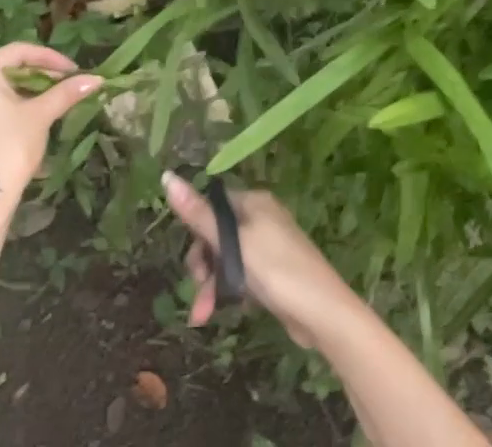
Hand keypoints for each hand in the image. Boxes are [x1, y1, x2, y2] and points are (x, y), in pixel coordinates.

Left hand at [0, 43, 101, 207]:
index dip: (49, 57)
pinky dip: (18, 101)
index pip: (19, 51)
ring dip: (32, 87)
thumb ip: (66, 93)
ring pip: (4, 84)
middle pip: (11, 66)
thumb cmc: (11, 146)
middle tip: (68, 83)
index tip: (73, 70)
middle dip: (42, 72)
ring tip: (58, 96)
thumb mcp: (41, 115)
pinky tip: (39, 111)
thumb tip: (97, 79)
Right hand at [163, 173, 354, 347]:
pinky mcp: (273, 274)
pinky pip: (241, 276)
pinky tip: (215, 313)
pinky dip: (227, 292)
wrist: (325, 315)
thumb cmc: (277, 270)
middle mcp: (261, 219)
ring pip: (226, 259)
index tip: (192, 257)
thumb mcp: (233, 242)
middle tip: (197, 285)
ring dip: (211, 285)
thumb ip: (198, 213)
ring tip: (201, 315)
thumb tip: (166, 175)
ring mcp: (269, 247)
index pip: (212, 204)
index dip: (195, 229)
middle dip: (202, 264)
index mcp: (254, 202)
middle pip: (216, 234)